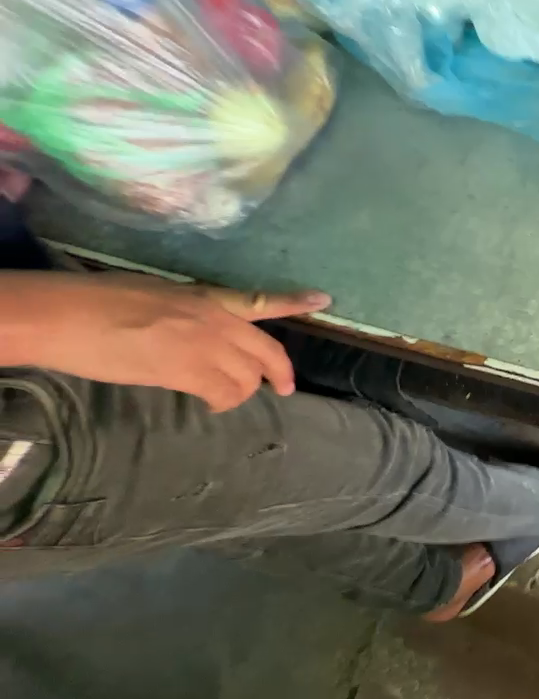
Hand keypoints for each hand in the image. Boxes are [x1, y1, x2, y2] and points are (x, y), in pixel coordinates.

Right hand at [0, 272, 329, 411]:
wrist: (55, 315)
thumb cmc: (89, 300)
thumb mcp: (152, 292)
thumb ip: (185, 312)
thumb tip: (193, 333)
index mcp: (205, 299)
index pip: (260, 302)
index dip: (295, 302)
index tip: (323, 300)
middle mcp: (216, 322)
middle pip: (267, 353)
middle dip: (280, 373)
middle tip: (283, 388)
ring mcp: (205, 346)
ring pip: (248, 377)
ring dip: (243, 391)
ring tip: (227, 398)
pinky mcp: (185, 371)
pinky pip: (222, 393)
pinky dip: (222, 402)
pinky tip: (211, 405)